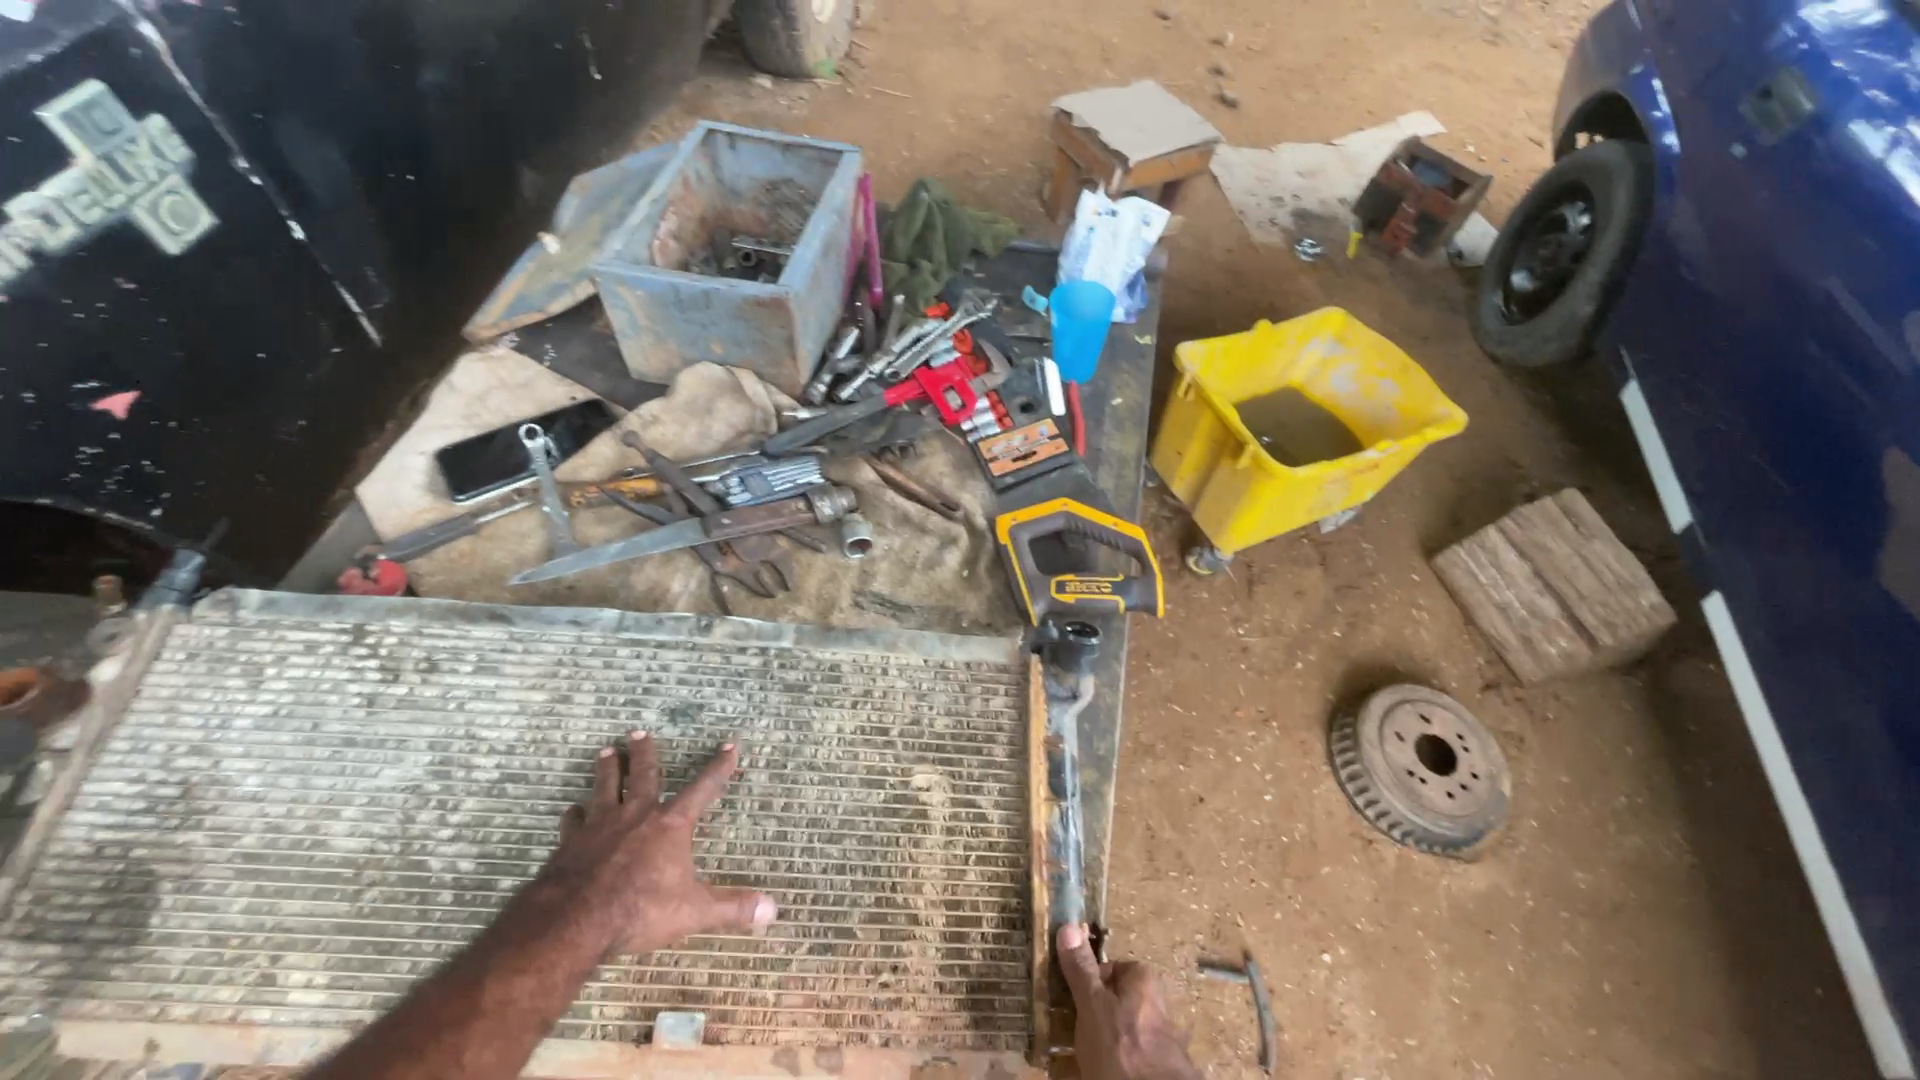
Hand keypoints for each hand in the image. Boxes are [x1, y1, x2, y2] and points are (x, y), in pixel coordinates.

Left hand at [544, 733, 777, 955]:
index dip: (719, 767)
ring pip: (604, 787)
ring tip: (606, 752)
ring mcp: (600, 826)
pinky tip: (573, 810)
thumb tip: (772, 910)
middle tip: (639, 732)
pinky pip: (573, 821)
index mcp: (670, 825)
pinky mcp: (571, 842)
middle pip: (642, 775)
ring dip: (607, 769)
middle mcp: (636, 815)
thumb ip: (731, 908)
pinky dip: (574, 814)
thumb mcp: (694, 911)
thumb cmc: (640, 910)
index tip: (730, 744)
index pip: (702, 788)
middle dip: (643, 753)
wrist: (575, 920)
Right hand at [1057, 924, 1201, 1079]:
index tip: (1071, 1002)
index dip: (1088, 985)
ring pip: (1123, 1032)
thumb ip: (1081, 970)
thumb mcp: (1092, 1004)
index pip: (1110, 969)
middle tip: (1073, 1031)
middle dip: (1096, 1015)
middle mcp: (1158, 1005)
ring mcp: (1161, 1041)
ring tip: (1082, 1056)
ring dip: (1104, 1042)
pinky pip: (1130, 1057)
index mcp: (1145, 981)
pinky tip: (1099, 1070)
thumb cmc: (1121, 1044)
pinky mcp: (1159, 1068)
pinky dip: (1116, 1062)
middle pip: (1116, 1001)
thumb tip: (1068, 926)